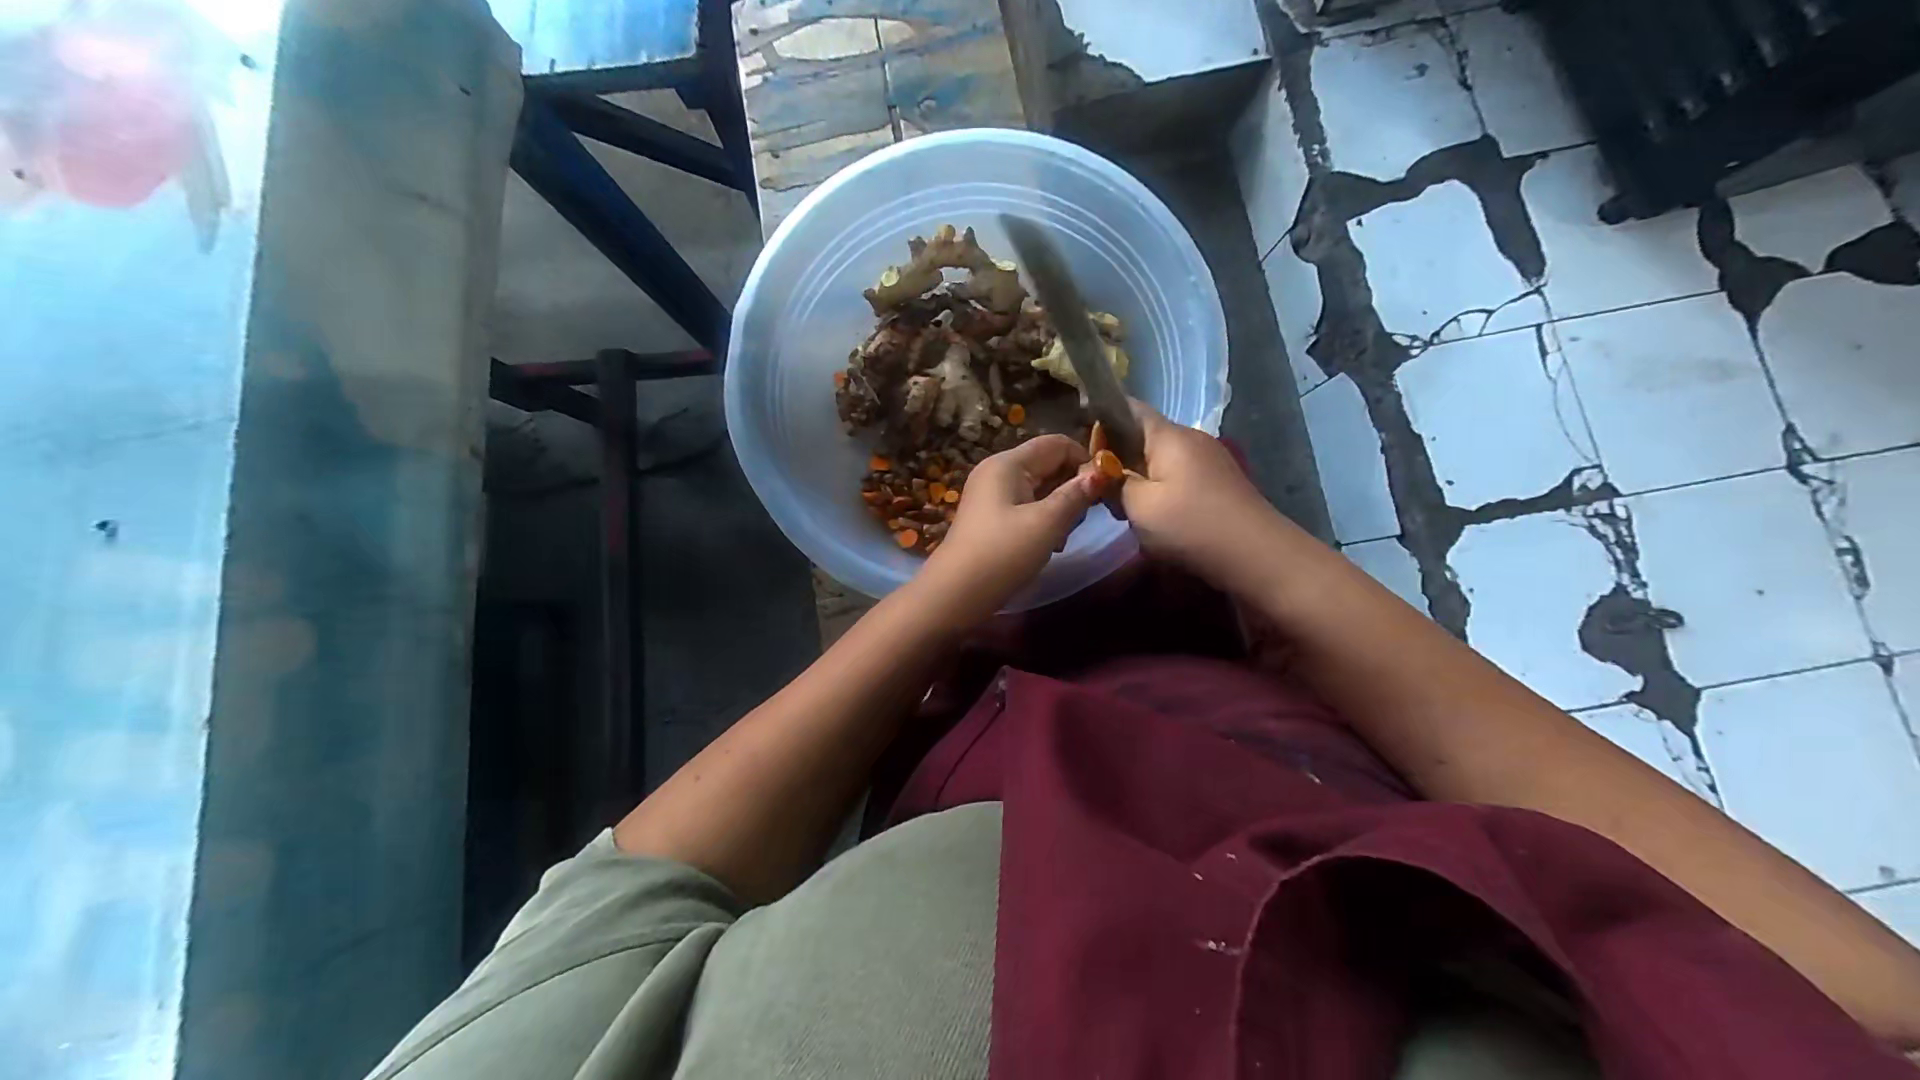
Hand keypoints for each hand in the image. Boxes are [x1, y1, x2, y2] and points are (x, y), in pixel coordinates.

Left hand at [919, 434, 1101, 617]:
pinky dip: (1043, 519)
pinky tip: (1049, 544)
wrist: (957, 593)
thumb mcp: (1046, 523)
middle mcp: (997, 471)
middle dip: (1072, 486)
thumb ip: (1075, 495)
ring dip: (1059, 506)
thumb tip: (1099, 473)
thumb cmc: (1003, 553)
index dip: (1084, 460)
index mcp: (1008, 463)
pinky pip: (1026, 506)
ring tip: (1063, 535)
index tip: (1103, 489)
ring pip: (1039, 487)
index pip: (1057, 444)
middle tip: (1085, 516)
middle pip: (1047, 463)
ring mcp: (991, 494)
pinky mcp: (990, 517)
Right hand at [1117, 400, 1282, 586]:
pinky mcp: (1218, 484)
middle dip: (1117, 458)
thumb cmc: (1191, 525)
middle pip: (1143, 436)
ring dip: (1138, 478)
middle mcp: (1191, 439)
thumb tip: (1101, 469)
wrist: (1257, 557)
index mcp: (1169, 435)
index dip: (1101, 421)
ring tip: (1126, 509)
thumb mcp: (1138, 506)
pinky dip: (1159, 490)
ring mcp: (1209, 461)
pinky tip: (1155, 518)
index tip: (1083, 450)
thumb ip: (1113, 482)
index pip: (1128, 408)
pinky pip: (1177, 477)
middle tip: (1100, 489)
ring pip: (1159, 460)